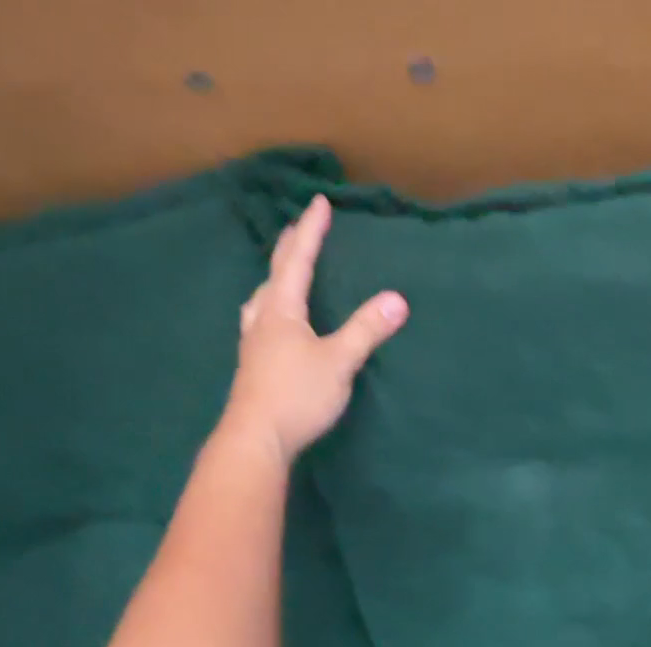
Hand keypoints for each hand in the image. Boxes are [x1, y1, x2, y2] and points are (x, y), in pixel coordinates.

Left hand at [224, 194, 407, 463]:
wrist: (255, 439)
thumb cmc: (296, 395)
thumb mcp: (338, 362)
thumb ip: (366, 330)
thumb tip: (397, 299)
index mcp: (281, 310)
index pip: (298, 261)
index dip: (311, 232)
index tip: (319, 202)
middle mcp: (262, 319)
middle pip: (275, 274)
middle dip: (290, 248)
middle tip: (298, 227)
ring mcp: (254, 343)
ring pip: (263, 298)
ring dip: (275, 278)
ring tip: (283, 272)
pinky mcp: (254, 365)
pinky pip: (262, 320)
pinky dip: (271, 307)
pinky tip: (272, 323)